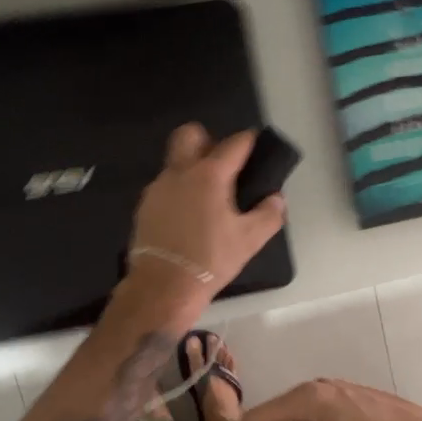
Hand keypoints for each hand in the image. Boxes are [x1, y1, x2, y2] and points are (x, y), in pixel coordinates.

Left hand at [128, 124, 287, 306]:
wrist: (164, 286)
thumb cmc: (211, 260)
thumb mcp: (249, 241)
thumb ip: (268, 215)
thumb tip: (276, 199)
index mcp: (209, 174)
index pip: (234, 143)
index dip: (249, 141)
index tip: (256, 147)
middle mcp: (180, 172)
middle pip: (190, 135)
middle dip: (208, 141)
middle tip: (223, 166)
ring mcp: (158, 188)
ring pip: (175, 162)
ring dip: (192, 169)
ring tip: (206, 198)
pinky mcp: (145, 206)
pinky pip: (164, 188)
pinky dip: (178, 193)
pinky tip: (187, 217)